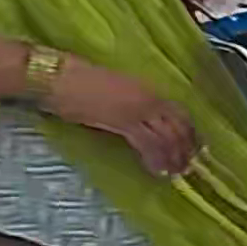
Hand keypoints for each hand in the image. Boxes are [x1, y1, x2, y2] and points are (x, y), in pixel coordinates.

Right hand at [44, 57, 197, 176]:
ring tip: (176, 171)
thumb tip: (140, 119)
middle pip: (179, 129)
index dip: (190, 133)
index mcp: (152, 93)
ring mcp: (140, 112)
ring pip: (167, 138)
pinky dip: (155, 157)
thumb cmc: (75, 78)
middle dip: (187, 148)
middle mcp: (152, 102)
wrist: (50, 74)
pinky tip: (157, 169)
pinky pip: (147, 143)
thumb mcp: (117, 89)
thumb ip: (134, 103)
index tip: (196, 146)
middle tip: (190, 164)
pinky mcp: (123, 122)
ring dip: (173, 157)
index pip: (181, 116)